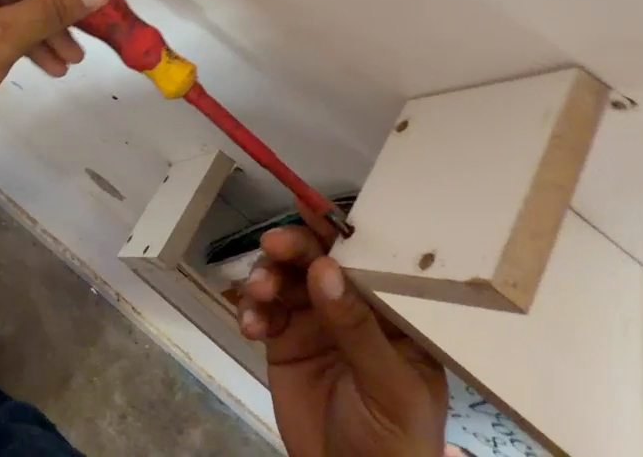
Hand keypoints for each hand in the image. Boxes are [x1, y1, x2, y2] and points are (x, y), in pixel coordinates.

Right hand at [239, 226, 447, 456]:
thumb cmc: (394, 443)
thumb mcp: (389, 388)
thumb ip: (358, 328)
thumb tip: (326, 268)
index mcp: (392, 315)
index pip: (369, 261)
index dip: (341, 233)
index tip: (310, 210)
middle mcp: (352, 308)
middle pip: (318, 259)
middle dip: (293, 247)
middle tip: (272, 247)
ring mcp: (315, 321)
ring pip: (285, 277)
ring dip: (266, 277)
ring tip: (257, 297)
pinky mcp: (283, 338)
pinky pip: (262, 308)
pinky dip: (250, 309)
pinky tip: (248, 326)